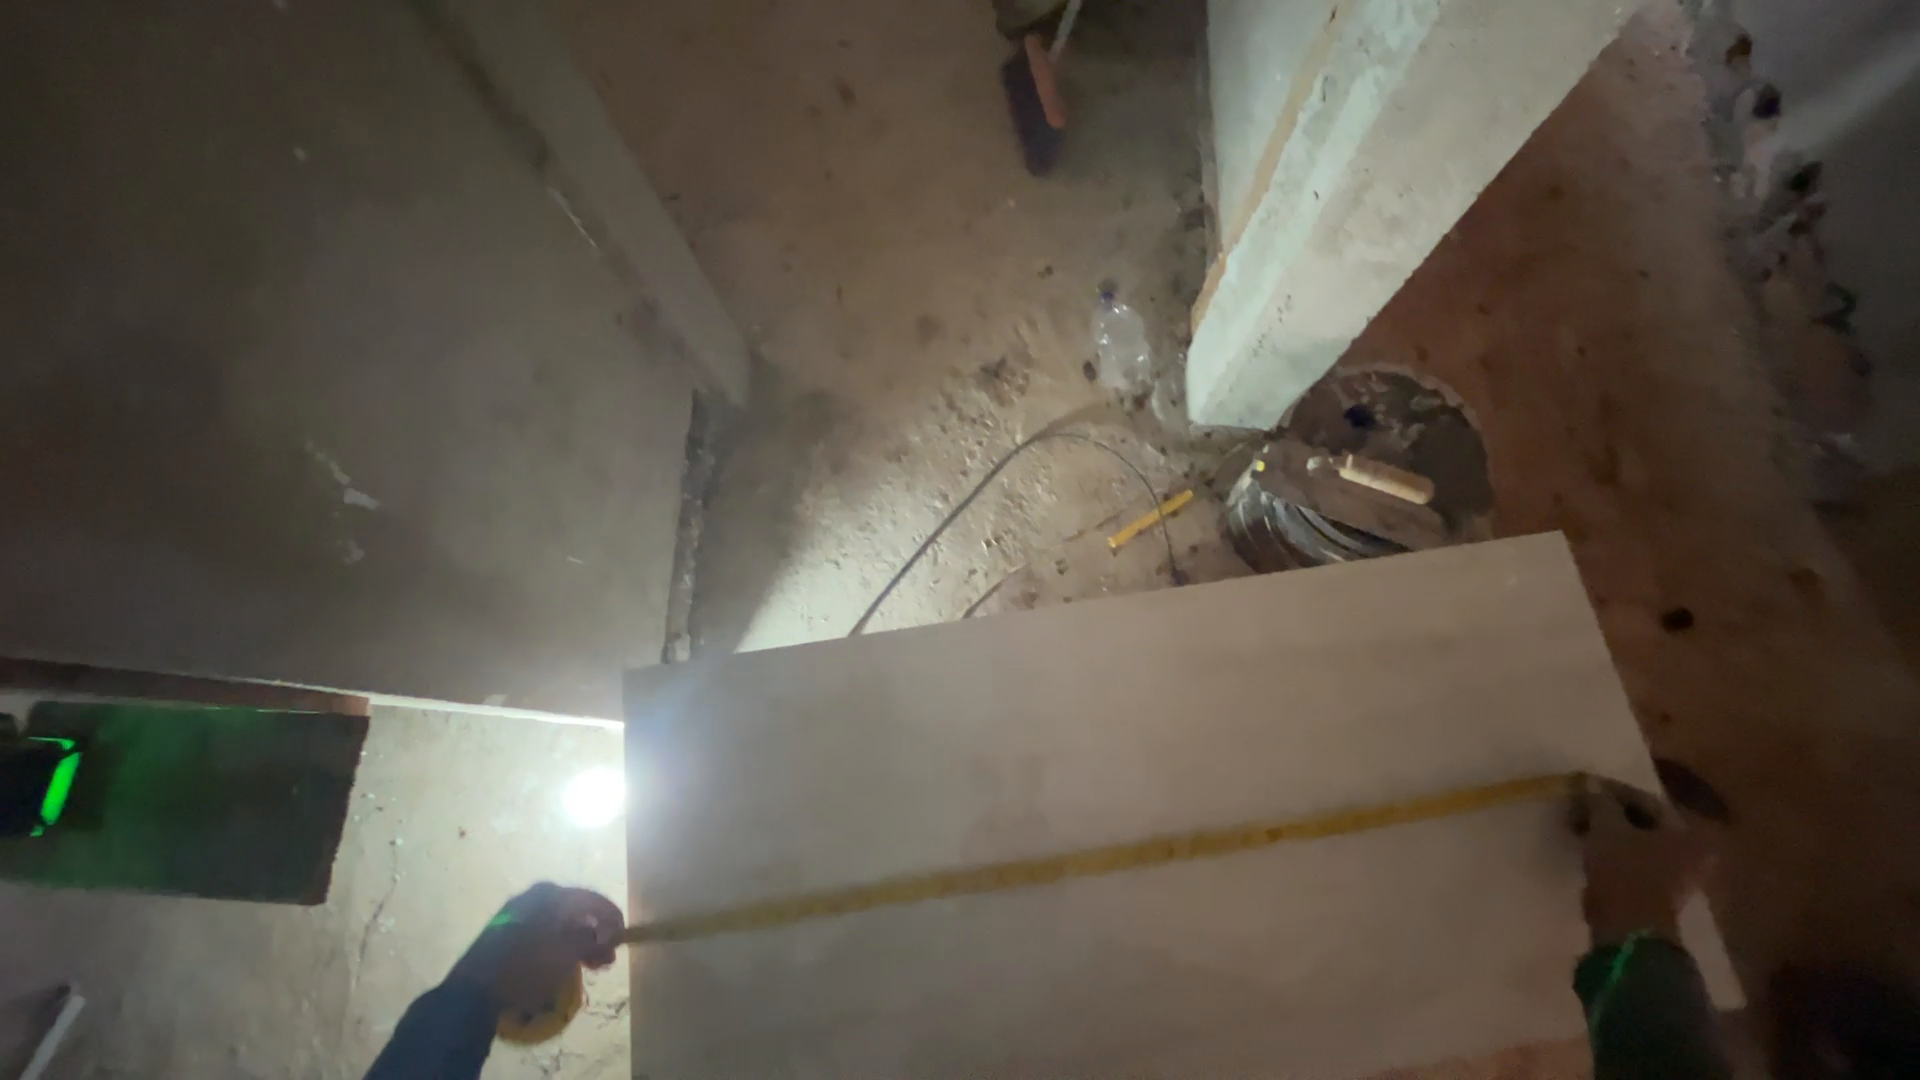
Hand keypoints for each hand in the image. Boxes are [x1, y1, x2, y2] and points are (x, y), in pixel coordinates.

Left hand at [449, 883, 624, 1015]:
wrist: (472, 991)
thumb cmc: (527, 967)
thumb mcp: (567, 955)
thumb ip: (593, 942)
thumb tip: (608, 941)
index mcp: (554, 894)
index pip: (594, 901)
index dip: (612, 920)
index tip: (621, 939)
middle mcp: (537, 895)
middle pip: (577, 911)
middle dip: (594, 934)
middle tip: (604, 958)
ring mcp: (519, 909)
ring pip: (559, 921)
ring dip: (576, 941)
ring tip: (585, 964)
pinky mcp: (506, 927)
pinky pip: (542, 928)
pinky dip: (557, 942)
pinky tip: (561, 961)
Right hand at [1575, 778, 1712, 945]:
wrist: (1630, 924)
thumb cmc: (1625, 869)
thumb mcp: (1606, 827)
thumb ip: (1599, 801)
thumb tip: (1589, 781)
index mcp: (1690, 833)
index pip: (1647, 800)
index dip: (1611, 790)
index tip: (1583, 786)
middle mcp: (1694, 849)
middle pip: (1645, 819)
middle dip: (1610, 810)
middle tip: (1580, 804)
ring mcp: (1681, 870)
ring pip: (1640, 837)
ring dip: (1611, 828)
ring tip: (1579, 823)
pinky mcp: (1662, 886)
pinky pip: (1637, 855)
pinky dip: (1616, 847)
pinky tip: (1591, 843)